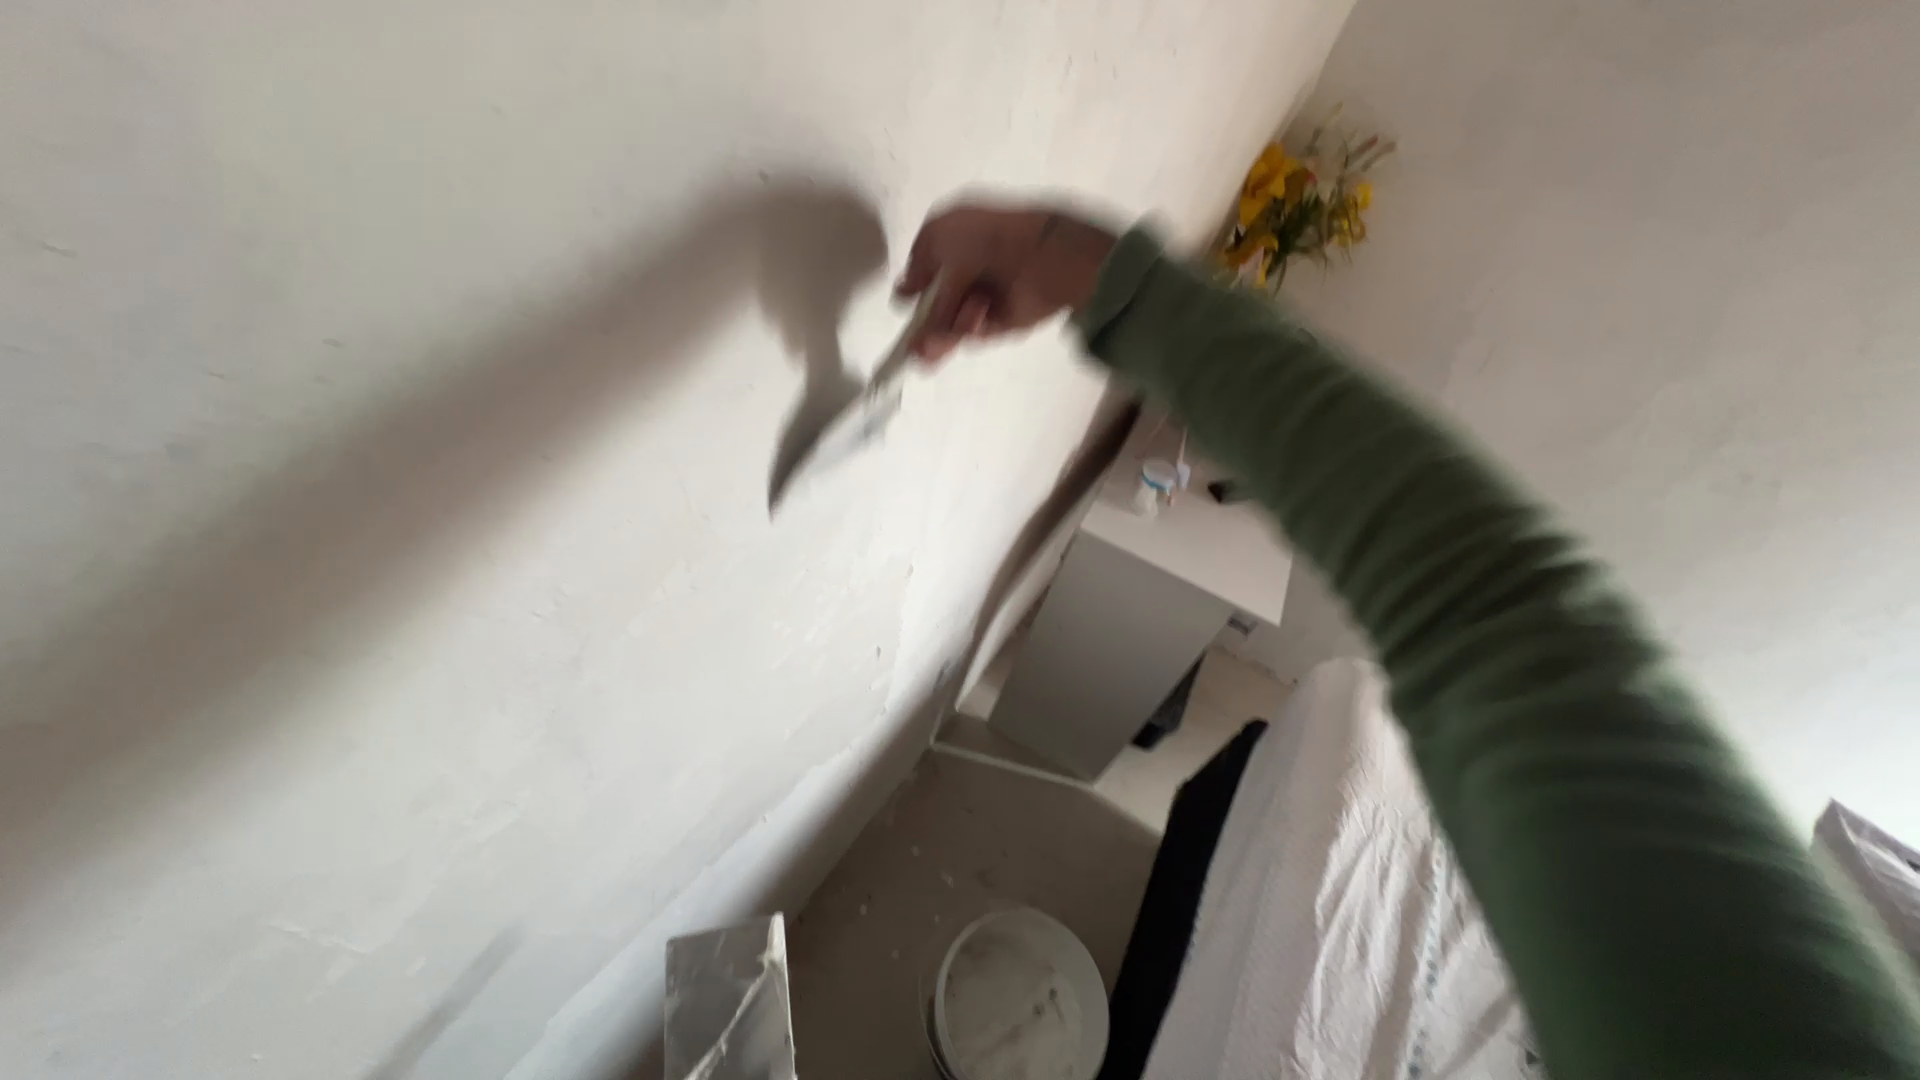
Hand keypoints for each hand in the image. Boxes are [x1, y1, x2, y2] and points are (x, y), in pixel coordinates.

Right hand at [893, 201, 1118, 360]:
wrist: (1039, 255)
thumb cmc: (985, 238)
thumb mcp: (939, 237)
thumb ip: (919, 262)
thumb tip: (903, 290)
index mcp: (958, 239)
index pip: (927, 270)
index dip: (914, 289)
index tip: (904, 303)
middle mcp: (972, 269)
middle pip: (940, 304)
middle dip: (926, 325)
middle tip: (913, 347)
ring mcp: (989, 296)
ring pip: (956, 321)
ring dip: (943, 334)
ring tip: (931, 349)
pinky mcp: (1006, 320)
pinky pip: (979, 331)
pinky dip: (970, 331)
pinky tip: (970, 325)